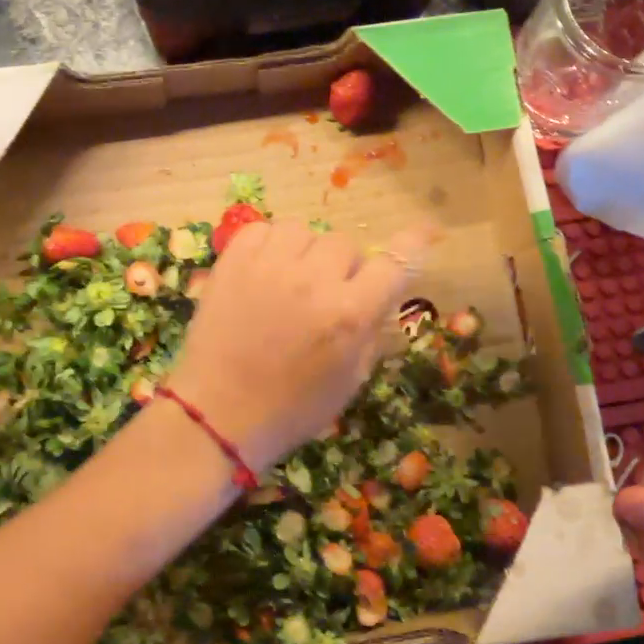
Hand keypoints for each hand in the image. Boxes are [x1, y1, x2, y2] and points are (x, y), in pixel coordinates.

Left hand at [164, 221, 426, 473]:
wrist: (218, 414)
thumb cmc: (291, 409)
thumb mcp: (350, 380)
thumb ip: (372, 332)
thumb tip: (384, 297)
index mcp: (350, 314)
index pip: (394, 262)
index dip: (412, 245)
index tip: (425, 232)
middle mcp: (315, 281)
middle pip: (346, 244)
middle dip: (343, 268)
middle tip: (326, 295)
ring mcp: (270, 266)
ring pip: (305, 230)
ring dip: (306, 252)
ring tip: (291, 280)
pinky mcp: (233, 260)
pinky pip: (264, 229)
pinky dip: (269, 244)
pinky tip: (265, 271)